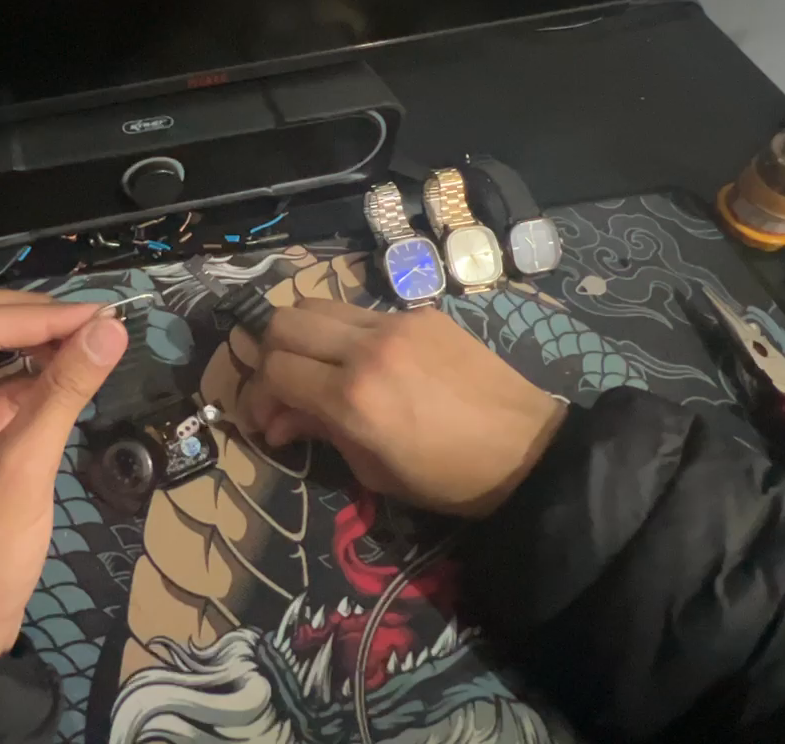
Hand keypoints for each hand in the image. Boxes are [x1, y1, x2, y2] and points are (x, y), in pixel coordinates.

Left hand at [0, 290, 129, 653]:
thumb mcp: (24, 469)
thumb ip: (65, 390)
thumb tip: (112, 327)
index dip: (42, 316)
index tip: (102, 315)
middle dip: (32, 317)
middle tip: (93, 322)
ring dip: (32, 337)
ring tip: (88, 338)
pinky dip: (28, 369)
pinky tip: (67, 368)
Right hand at [245, 300, 566, 517]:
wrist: (527, 450)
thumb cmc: (448, 479)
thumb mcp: (374, 471)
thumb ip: (319, 432)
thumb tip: (277, 420)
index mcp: (353, 398)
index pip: (274, 369)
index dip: (257, 395)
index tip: (265, 419)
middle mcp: (366, 348)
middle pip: (283, 322)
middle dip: (269, 355)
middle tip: (283, 386)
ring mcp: (395, 323)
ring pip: (317, 304)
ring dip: (303, 334)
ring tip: (315, 366)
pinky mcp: (420, 312)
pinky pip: (361, 311)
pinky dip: (345, 332)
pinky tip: (365, 361)